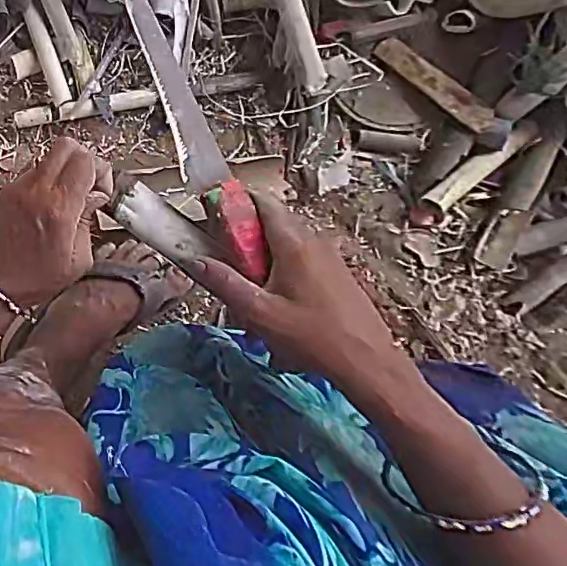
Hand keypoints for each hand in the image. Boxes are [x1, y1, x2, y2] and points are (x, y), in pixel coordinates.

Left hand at [0, 137, 112, 306]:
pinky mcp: (9, 190)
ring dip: (65, 167)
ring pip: (50, 154)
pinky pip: (35, 169)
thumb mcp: (79, 259)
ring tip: (70, 195)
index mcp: (58, 209)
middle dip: (85, 159)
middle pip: (67, 145)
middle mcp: (36, 191)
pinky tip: (52, 201)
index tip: (102, 190)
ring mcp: (19, 187)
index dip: (101, 171)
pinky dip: (49, 177)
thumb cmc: (34, 278)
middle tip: (89, 183)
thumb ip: (89, 220)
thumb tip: (96, 196)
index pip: (86, 161)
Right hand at [188, 194, 411, 385]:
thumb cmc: (315, 338)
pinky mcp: (336, 273)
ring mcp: (328, 256)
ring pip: (286, 241)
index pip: (263, 201)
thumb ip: (225, 283)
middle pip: (272, 221)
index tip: (213, 212)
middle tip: (226, 259)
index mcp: (294, 243)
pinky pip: (301, 257)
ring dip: (263, 255)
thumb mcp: (261, 313)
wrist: (370, 364)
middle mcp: (313, 241)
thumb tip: (195, 260)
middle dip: (245, 235)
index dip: (236, 201)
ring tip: (251, 287)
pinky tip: (277, 301)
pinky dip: (281, 268)